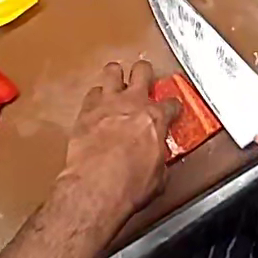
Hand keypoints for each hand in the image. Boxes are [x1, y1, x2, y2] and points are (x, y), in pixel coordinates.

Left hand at [60, 60, 178, 222]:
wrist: (96, 187)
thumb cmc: (129, 184)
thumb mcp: (158, 176)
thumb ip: (159, 158)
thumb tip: (157, 162)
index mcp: (156, 118)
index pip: (171, 103)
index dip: (172, 107)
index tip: (171, 111)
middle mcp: (134, 103)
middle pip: (142, 70)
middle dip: (144, 72)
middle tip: (143, 80)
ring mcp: (108, 103)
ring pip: (112, 71)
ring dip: (116, 76)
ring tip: (116, 82)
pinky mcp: (85, 111)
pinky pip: (91, 93)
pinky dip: (95, 98)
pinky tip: (96, 106)